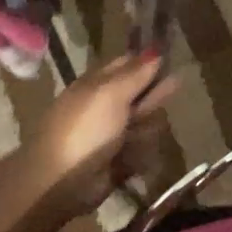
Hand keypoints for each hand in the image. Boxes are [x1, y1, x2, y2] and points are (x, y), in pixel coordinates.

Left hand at [27, 54, 177, 213]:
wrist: (61, 181)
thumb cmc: (84, 129)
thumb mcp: (109, 93)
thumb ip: (135, 73)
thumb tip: (156, 51)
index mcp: (96, 84)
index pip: (128, 64)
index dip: (147, 62)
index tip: (170, 61)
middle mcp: (106, 106)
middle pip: (142, 94)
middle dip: (154, 96)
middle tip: (170, 91)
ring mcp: (114, 134)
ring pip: (147, 123)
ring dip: (146, 129)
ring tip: (135, 138)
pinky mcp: (121, 160)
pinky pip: (143, 151)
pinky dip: (140, 155)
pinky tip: (132, 158)